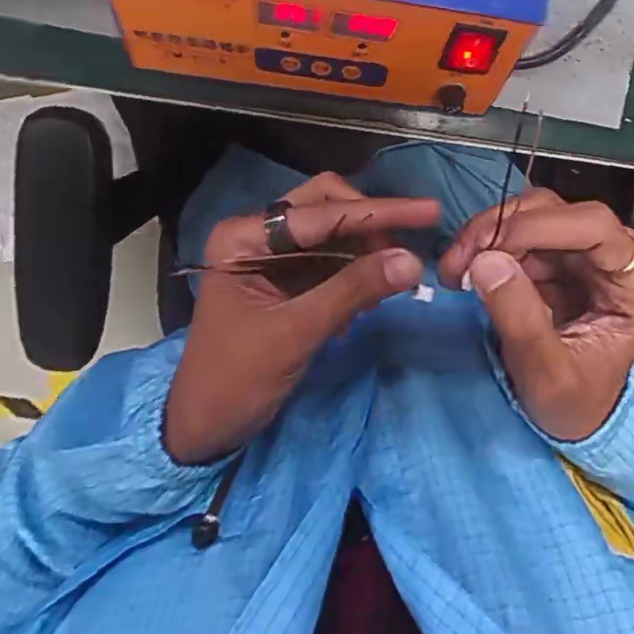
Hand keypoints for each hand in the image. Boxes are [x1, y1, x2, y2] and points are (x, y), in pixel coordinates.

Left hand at [164, 173, 439, 464]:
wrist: (205, 425)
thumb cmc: (236, 378)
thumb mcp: (296, 333)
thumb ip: (352, 291)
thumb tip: (411, 259)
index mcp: (241, 237)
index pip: (318, 214)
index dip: (376, 213)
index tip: (428, 211)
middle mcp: (254, 234)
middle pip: (323, 208)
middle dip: (368, 226)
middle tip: (406, 253)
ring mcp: (269, 254)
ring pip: (330, 233)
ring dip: (364, 253)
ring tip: (387, 286)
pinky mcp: (284, 278)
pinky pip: (328, 260)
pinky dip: (352, 275)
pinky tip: (361, 306)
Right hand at [438, 189, 633, 441]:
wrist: (565, 417)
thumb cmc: (573, 405)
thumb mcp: (548, 374)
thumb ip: (522, 319)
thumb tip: (487, 261)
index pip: (595, 227)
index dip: (541, 227)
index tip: (492, 250)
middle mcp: (611, 260)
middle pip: (558, 212)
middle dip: (502, 228)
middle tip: (461, 261)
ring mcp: (578, 256)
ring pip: (531, 213)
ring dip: (486, 232)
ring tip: (456, 267)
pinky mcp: (549, 258)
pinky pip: (512, 230)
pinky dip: (481, 243)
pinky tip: (462, 268)